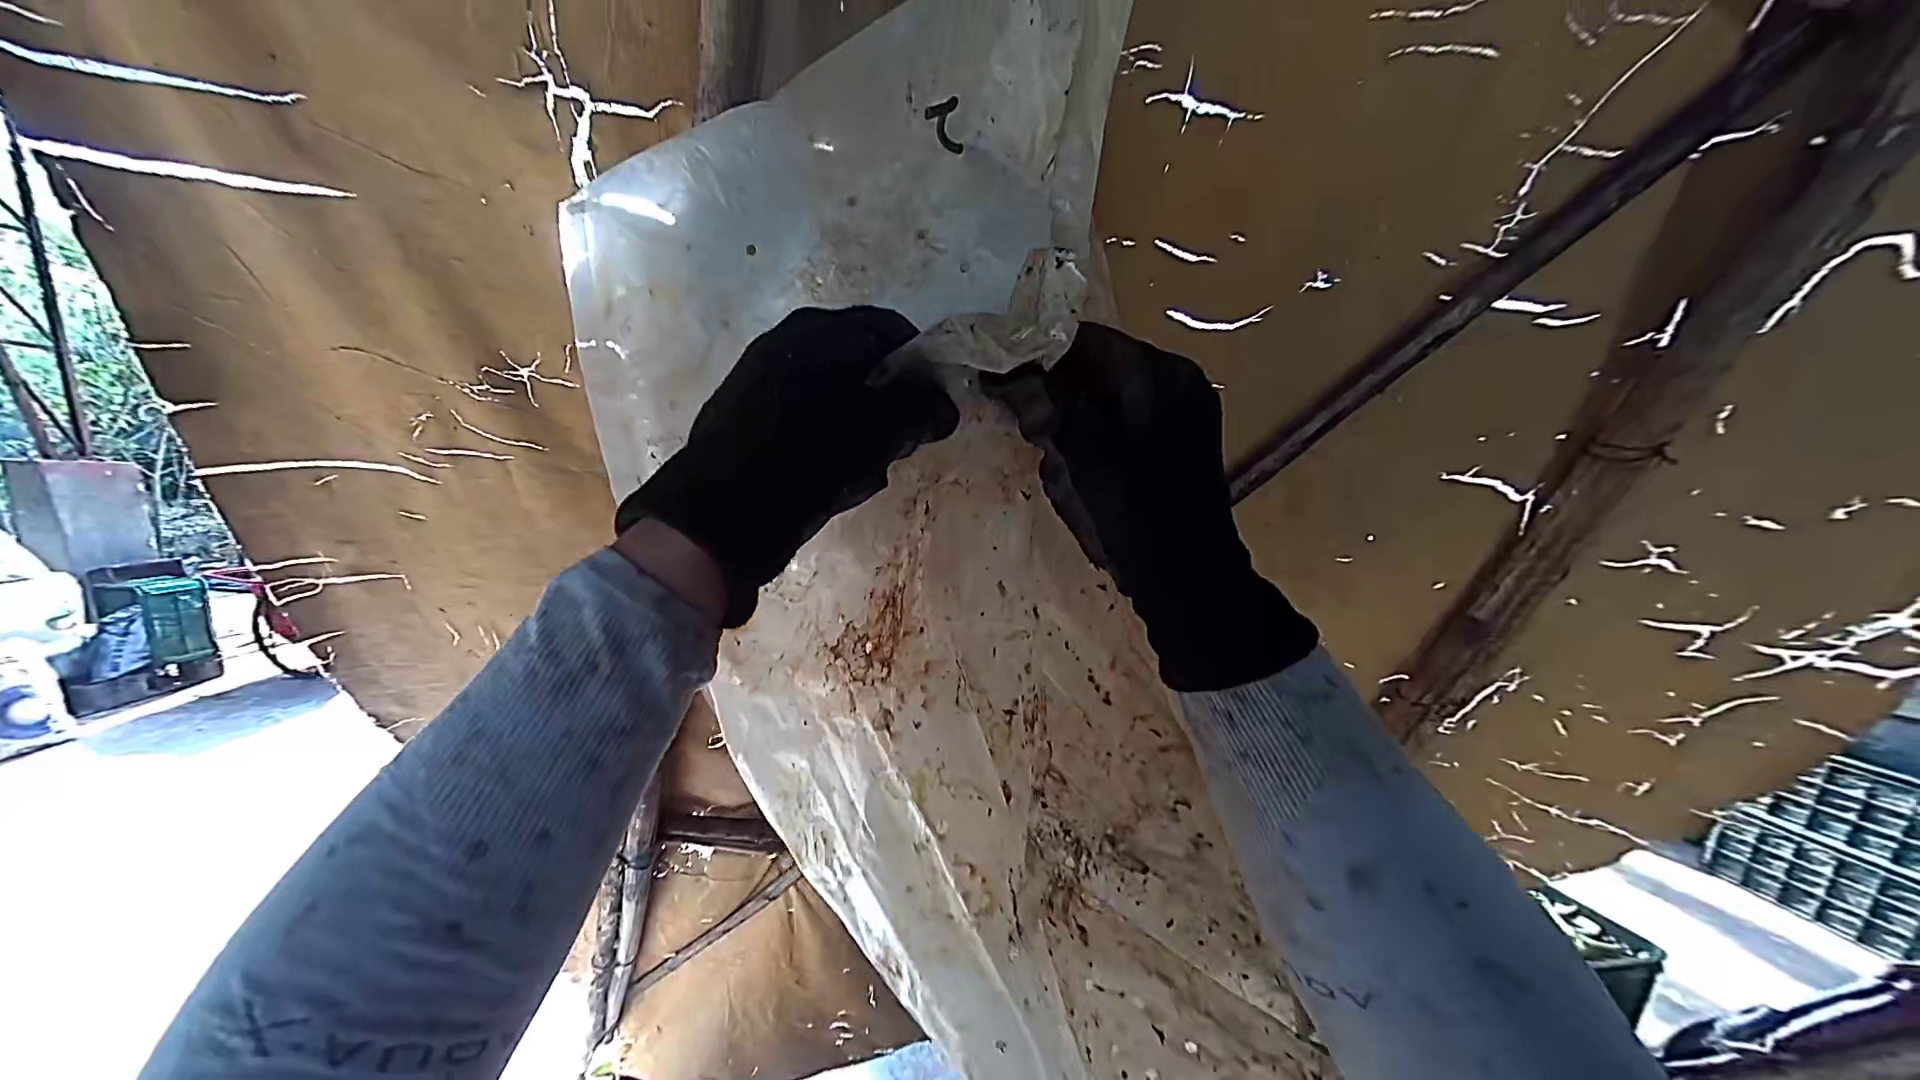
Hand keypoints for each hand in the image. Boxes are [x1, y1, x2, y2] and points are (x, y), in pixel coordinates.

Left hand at [616, 306, 958, 627]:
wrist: (717, 517)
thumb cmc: (807, 462)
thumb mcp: (878, 433)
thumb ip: (920, 410)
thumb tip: (944, 407)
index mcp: (821, 331)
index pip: (892, 329)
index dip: (922, 367)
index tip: (934, 408)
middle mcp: (787, 342)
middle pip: (863, 363)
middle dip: (891, 403)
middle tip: (902, 443)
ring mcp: (761, 378)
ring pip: (836, 395)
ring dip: (862, 428)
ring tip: (869, 469)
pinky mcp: (747, 416)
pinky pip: (807, 419)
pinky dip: (830, 441)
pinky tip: (833, 477)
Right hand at [983, 322, 1316, 690]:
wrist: (1186, 574)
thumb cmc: (1131, 508)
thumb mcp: (1078, 448)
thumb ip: (1043, 399)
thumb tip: (1003, 370)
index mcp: (1160, 372)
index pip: (1089, 339)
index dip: (1041, 353)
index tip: (1005, 374)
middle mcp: (1180, 380)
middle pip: (1103, 365)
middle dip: (1058, 388)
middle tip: (1026, 419)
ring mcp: (1187, 412)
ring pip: (1113, 394)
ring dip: (1076, 412)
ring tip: (1051, 445)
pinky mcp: (1183, 441)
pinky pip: (1129, 419)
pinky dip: (1098, 431)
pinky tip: (1080, 461)